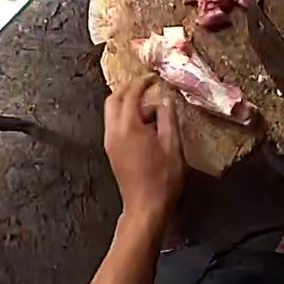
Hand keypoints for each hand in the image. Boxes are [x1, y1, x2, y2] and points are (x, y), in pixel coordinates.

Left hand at [104, 72, 183, 232]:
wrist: (146, 207)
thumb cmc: (163, 177)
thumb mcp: (172, 144)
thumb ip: (168, 118)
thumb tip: (166, 100)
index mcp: (129, 128)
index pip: (131, 95)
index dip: (143, 82)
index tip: (155, 77)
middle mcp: (114, 132)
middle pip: (114, 100)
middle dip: (129, 88)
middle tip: (148, 85)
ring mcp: (110, 142)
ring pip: (113, 112)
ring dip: (129, 103)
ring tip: (153, 108)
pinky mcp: (112, 151)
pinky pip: (116, 124)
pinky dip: (128, 116)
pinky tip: (147, 124)